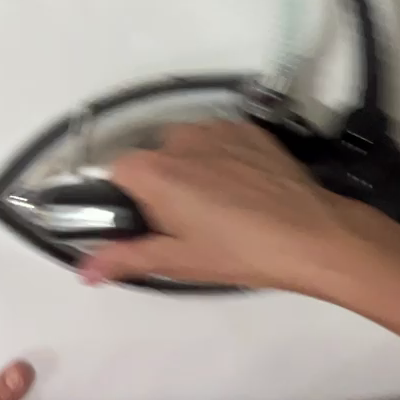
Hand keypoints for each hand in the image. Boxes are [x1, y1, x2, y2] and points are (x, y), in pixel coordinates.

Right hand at [78, 120, 396, 294]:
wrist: (316, 236)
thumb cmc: (238, 253)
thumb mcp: (179, 261)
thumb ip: (124, 258)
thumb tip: (83, 272)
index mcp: (150, 170)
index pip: (115, 173)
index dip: (129, 199)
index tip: (151, 223)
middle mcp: (174, 138)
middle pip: (150, 159)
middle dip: (161, 185)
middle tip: (189, 222)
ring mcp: (212, 128)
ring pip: (184, 147)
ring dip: (191, 168)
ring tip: (222, 205)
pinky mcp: (244, 127)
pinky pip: (216, 139)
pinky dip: (221, 157)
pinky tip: (244, 187)